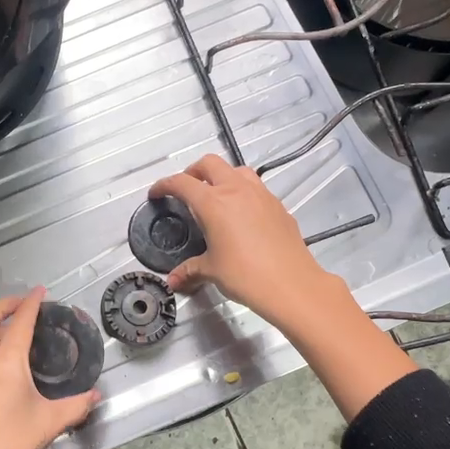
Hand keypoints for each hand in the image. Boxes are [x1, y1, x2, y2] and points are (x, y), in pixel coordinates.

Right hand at [151, 154, 416, 417]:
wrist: (292, 284)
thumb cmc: (245, 275)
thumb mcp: (211, 271)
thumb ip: (190, 270)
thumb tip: (173, 280)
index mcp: (213, 203)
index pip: (182, 183)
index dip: (164, 185)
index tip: (156, 193)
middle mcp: (236, 190)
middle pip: (210, 164)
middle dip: (193, 171)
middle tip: (186, 189)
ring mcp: (261, 195)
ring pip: (237, 170)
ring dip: (221, 176)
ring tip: (215, 195)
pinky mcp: (278, 205)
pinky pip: (256, 187)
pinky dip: (242, 191)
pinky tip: (241, 213)